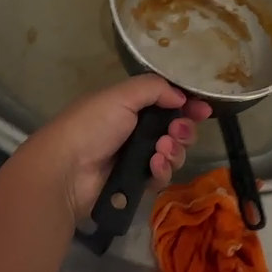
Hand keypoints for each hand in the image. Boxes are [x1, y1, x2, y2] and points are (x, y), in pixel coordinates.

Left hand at [21, 75, 213, 226]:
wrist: (67, 170)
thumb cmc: (92, 124)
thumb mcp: (121, 96)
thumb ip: (154, 89)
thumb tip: (180, 96)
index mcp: (128, 105)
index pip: (165, 102)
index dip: (186, 105)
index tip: (204, 110)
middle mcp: (133, 130)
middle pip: (173, 129)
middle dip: (182, 130)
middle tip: (176, 132)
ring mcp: (135, 158)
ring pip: (171, 153)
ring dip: (173, 150)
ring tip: (160, 150)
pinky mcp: (135, 183)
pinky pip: (160, 176)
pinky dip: (161, 170)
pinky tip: (154, 165)